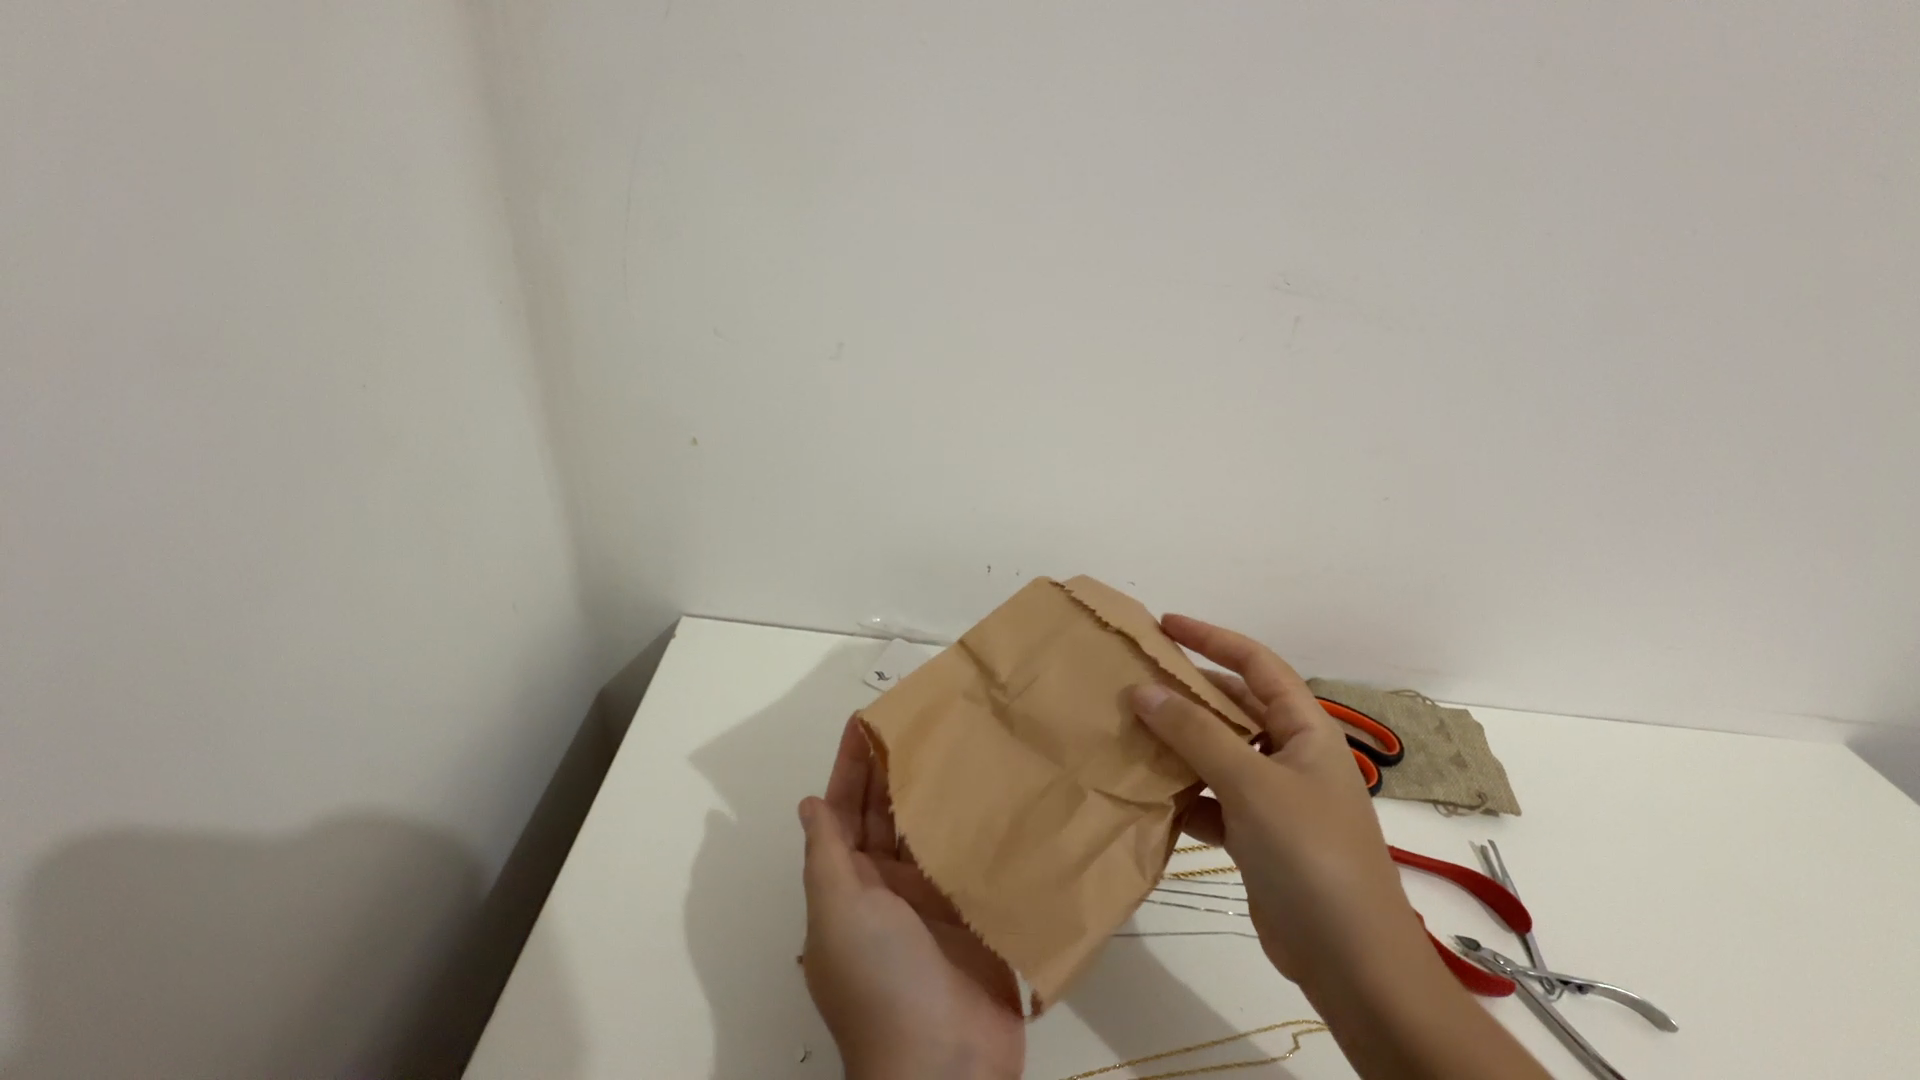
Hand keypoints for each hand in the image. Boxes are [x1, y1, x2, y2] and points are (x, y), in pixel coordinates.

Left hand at [799, 717, 1023, 1079]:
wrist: (945, 1064)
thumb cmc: (880, 981)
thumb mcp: (838, 913)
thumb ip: (826, 856)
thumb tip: (808, 803)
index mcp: (849, 887)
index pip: (845, 813)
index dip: (851, 767)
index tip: (865, 721)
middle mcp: (889, 888)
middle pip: (888, 815)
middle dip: (894, 768)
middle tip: (917, 715)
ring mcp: (934, 902)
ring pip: (930, 831)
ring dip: (937, 790)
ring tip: (956, 739)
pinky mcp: (975, 913)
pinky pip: (971, 859)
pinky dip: (978, 826)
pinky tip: (994, 791)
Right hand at [1131, 615, 1426, 985]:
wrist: (1349, 957)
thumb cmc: (1309, 853)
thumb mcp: (1252, 784)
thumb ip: (1196, 734)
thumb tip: (1143, 690)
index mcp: (1305, 729)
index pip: (1257, 664)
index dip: (1212, 638)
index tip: (1163, 624)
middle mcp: (1290, 756)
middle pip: (1233, 707)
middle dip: (1187, 692)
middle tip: (1133, 679)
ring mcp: (1273, 799)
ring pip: (1217, 754)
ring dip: (1177, 743)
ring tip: (1126, 729)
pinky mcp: (1256, 838)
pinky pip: (1210, 799)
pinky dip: (1181, 794)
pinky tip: (1145, 793)